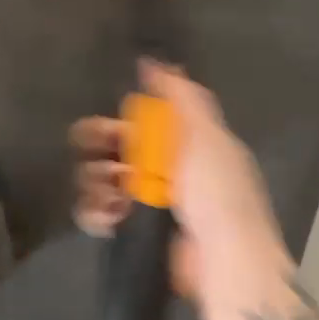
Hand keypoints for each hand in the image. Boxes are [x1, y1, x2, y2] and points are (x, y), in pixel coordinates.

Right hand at [73, 63, 290, 305]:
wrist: (224, 258)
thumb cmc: (218, 192)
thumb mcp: (207, 135)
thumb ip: (181, 96)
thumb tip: (153, 61)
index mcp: (186, 144)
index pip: (140, 125)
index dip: (117, 124)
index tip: (102, 129)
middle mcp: (166, 172)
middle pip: (115, 153)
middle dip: (98, 153)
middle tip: (94, 162)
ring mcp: (150, 206)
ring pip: (103, 184)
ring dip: (96, 184)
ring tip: (109, 196)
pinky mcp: (136, 235)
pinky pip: (102, 216)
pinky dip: (96, 213)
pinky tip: (106, 216)